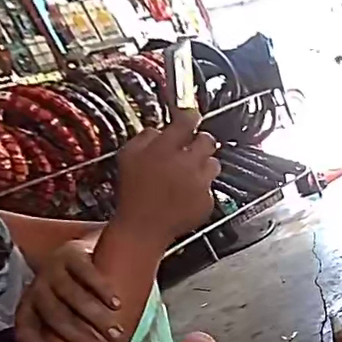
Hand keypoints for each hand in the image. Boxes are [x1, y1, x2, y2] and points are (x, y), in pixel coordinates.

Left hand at [15, 239, 122, 341]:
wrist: (82, 250)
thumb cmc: (70, 291)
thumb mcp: (53, 312)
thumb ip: (42, 337)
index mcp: (29, 306)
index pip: (26, 330)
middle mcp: (38, 288)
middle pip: (54, 315)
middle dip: (78, 337)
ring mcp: (54, 269)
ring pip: (72, 296)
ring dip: (95, 317)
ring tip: (115, 333)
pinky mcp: (73, 254)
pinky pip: (86, 273)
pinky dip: (102, 289)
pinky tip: (117, 304)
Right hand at [112, 104, 218, 244]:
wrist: (144, 226)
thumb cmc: (133, 193)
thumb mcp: (128, 157)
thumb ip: (145, 137)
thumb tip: (160, 130)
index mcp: (165, 149)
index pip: (186, 122)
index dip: (190, 116)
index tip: (192, 115)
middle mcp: (187, 163)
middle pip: (207, 141)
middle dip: (201, 141)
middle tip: (192, 146)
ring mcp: (201, 182)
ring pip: (214, 163)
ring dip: (204, 164)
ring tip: (189, 172)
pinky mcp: (208, 199)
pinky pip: (211, 186)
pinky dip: (202, 187)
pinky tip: (187, 192)